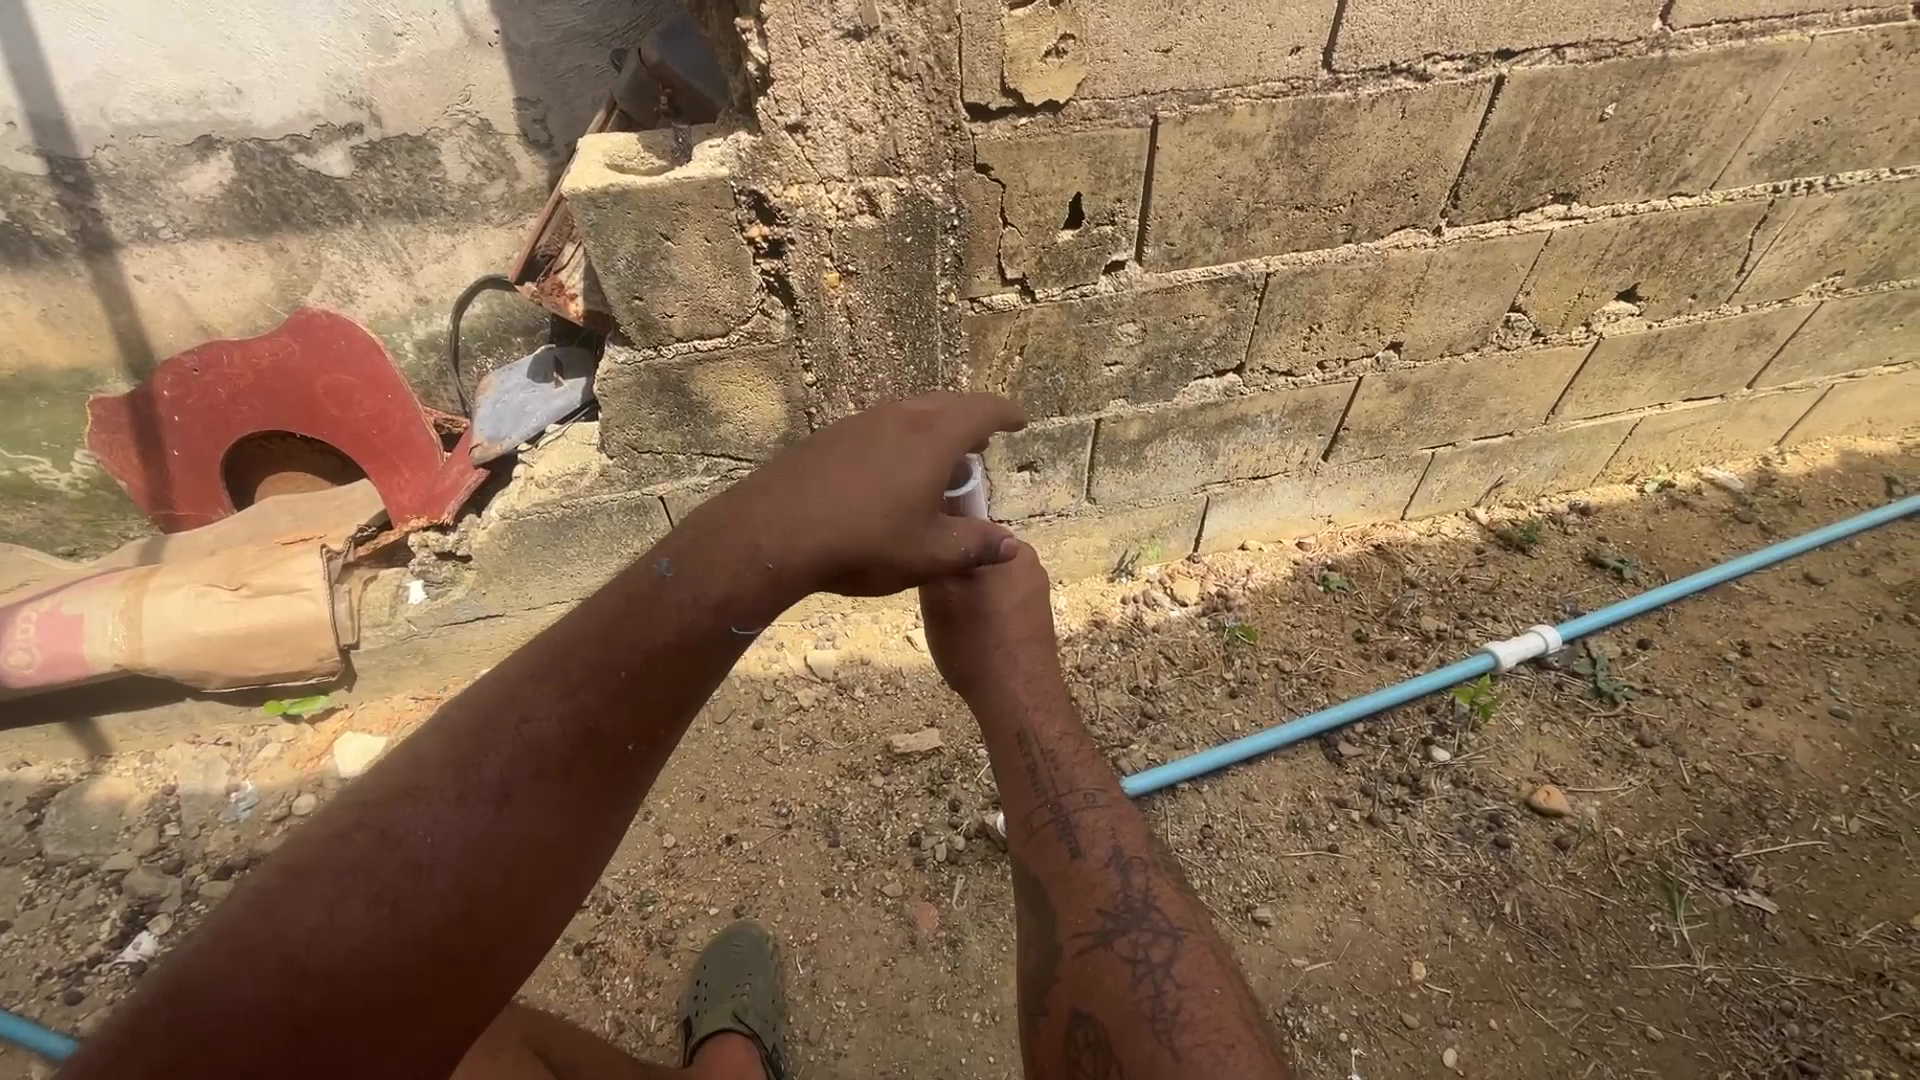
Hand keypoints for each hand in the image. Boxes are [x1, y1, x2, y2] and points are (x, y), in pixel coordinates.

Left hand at [694, 393, 1026, 599]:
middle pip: (946, 405)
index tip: (1021, 420)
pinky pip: (880, 427)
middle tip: (983, 442)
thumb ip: (975, 546)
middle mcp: (898, 418)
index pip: (982, 411)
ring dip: (933, 429)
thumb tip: (1011, 545)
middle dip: (971, 420)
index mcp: (932, 437)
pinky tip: (892, 471)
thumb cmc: (864, 543)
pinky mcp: (829, 438)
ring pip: (909, 413)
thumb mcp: (929, 555)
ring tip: (941, 457)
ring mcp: (859, 423)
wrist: (773, 534)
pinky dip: (902, 439)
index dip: (1006, 413)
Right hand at [918, 540, 1067, 712]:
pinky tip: (969, 641)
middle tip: (934, 601)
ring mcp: (1036, 595)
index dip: (939, 544)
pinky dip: (980, 619)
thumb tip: (933, 534)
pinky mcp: (1034, 623)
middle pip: (975, 557)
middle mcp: (1030, 565)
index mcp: (1013, 547)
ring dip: (964, 599)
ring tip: (950, 625)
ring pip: (984, 584)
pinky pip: (997, 608)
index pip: (965, 526)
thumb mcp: (939, 591)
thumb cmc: (974, 639)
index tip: (922, 567)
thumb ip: (938, 554)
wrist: (1016, 698)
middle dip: (952, 574)